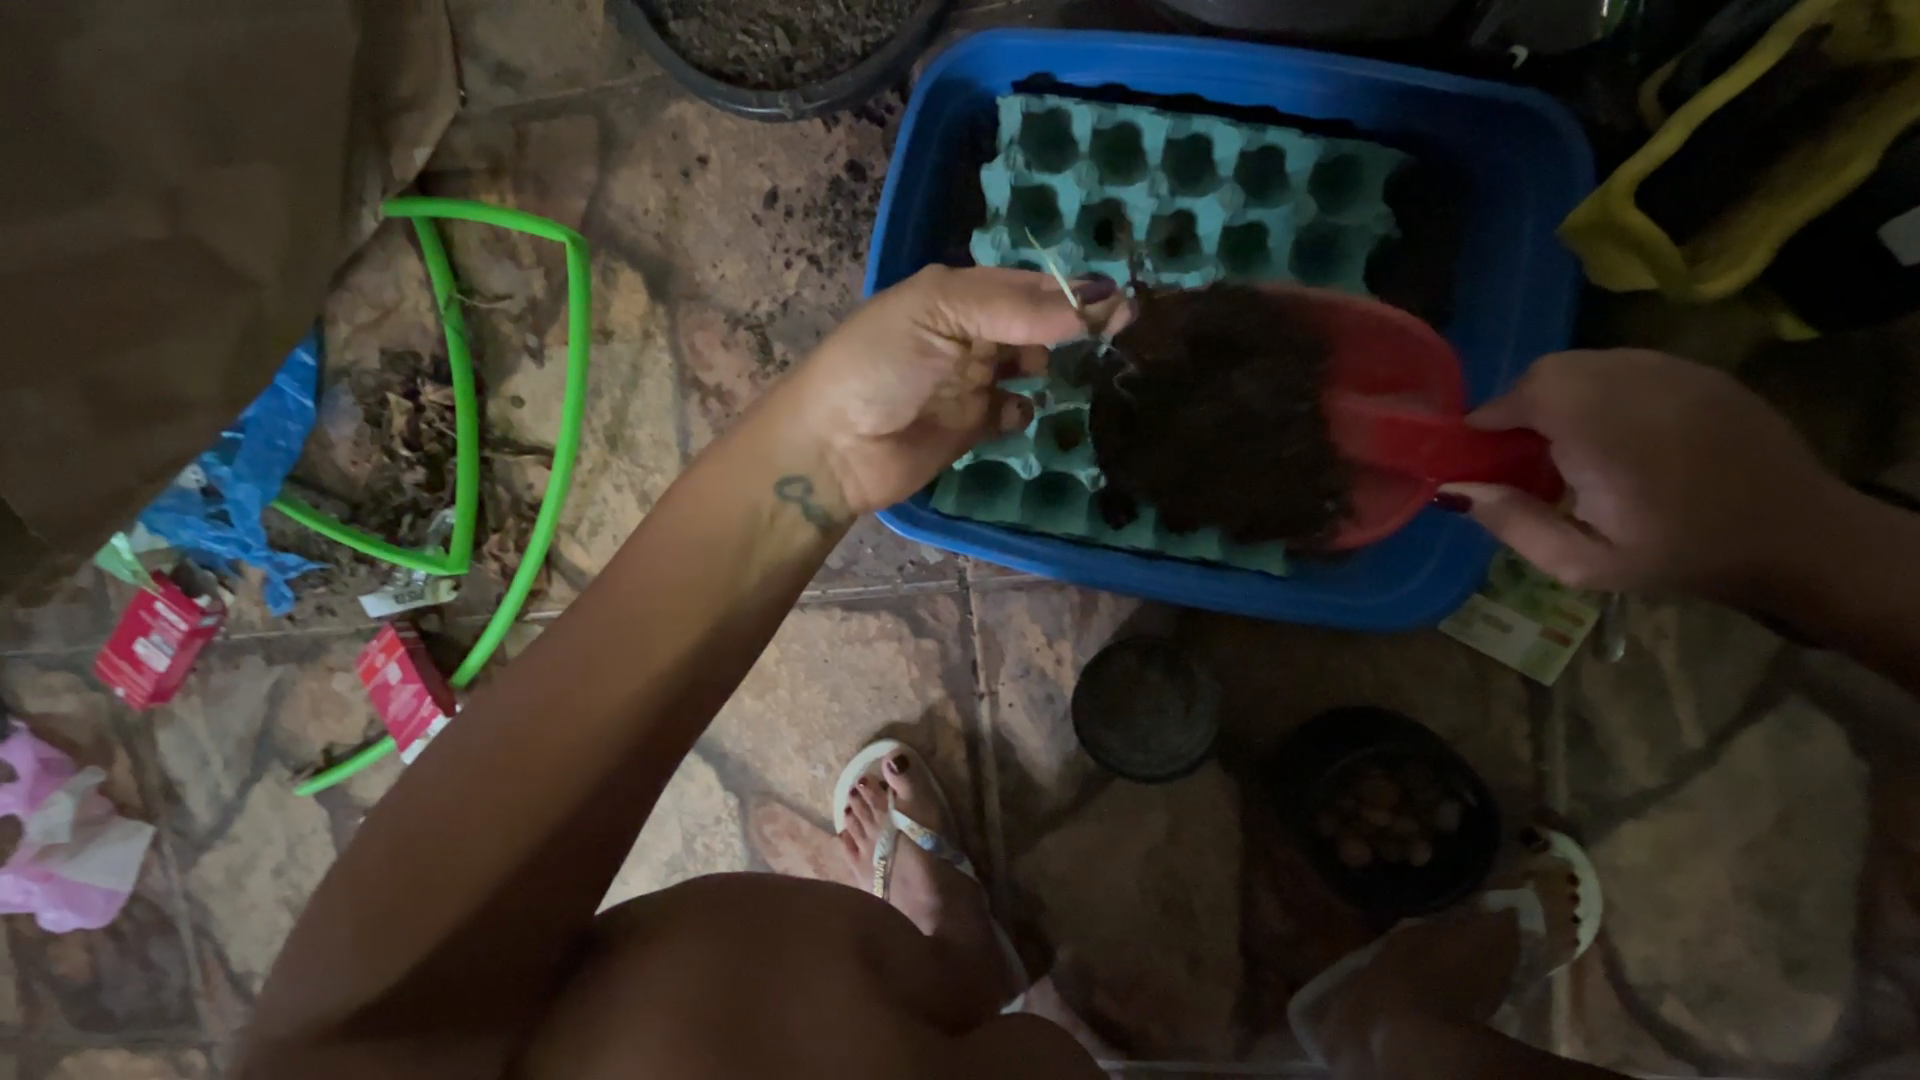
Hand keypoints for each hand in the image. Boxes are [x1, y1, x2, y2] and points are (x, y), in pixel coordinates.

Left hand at [780, 265, 1120, 514]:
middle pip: (1033, 323)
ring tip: (1082, 370)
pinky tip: (1020, 411)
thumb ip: (1018, 307)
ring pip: (1028, 366)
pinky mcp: (970, 428)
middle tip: (1118, 334)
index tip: (1121, 303)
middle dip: (1071, 326)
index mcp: (955, 294)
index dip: (1072, 291)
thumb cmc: (880, 364)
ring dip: (1051, 365)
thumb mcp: (941, 313)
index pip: (1027, 284)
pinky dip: (1024, 411)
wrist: (833, 447)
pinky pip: (1012, 413)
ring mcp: (969, 382)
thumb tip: (1097, 301)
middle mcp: (966, 333)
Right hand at [1441, 349, 1847, 601]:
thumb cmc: (1680, 556)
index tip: (1476, 453)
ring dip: (1557, 394)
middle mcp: (1640, 386)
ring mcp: (1676, 372)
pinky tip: (1609, 431)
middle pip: (1551, 370)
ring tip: (1562, 441)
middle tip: (1517, 450)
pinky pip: (1624, 365)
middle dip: (1520, 403)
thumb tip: (1454, 488)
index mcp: (1608, 433)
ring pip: (1586, 362)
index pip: (1523, 395)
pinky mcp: (1699, 372)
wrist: (1798, 538)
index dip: (1489, 419)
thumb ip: (1513, 523)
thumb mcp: (1582, 563)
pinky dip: (1597, 389)